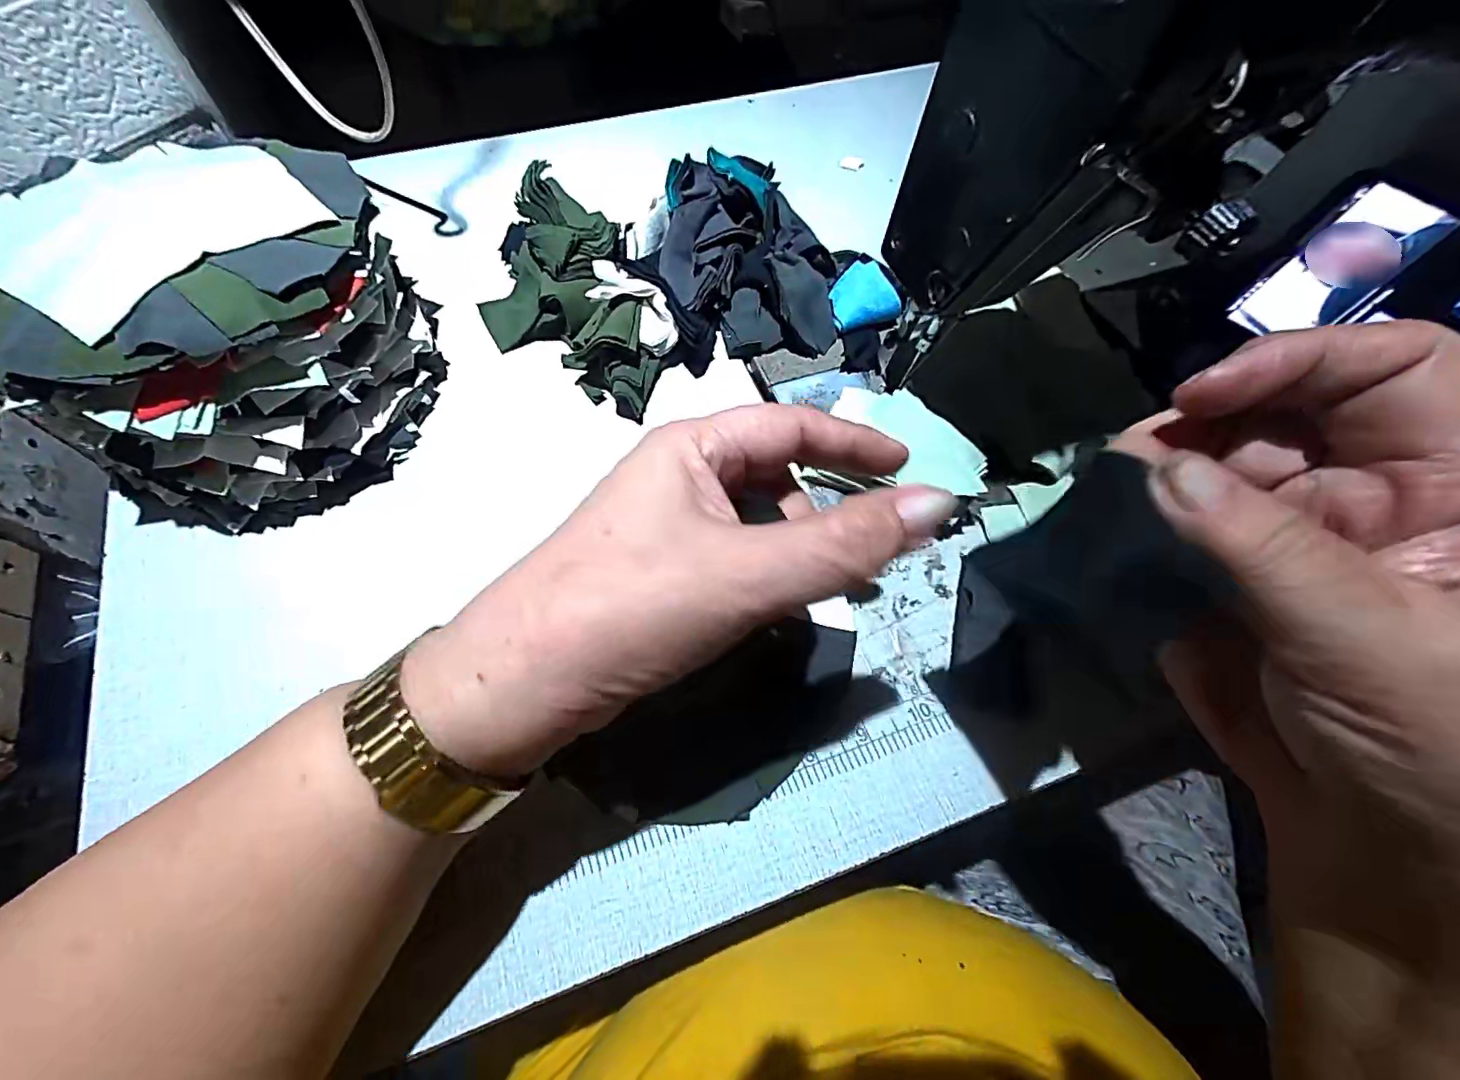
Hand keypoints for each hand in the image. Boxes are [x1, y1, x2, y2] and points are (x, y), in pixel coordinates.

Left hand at [399, 404, 955, 778]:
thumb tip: (939, 504)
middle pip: (779, 474)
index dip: (855, 444)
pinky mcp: (665, 572)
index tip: (907, 467)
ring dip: (805, 546)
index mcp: (692, 447)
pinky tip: (785, 607)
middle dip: (831, 506)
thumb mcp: (748, 573)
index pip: (792, 425)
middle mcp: (680, 476)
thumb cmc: (633, 607)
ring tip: (835, 585)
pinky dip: (774, 574)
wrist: (521, 686)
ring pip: (761, 521)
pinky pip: (740, 557)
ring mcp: (670, 526)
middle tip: (875, 546)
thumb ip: (844, 544)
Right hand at [1112, 321, 1459, 954]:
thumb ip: (1264, 551)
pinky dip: (1149, 536)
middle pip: (1288, 416)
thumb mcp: (1380, 645)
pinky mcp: (1244, 592)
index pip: (1397, 369)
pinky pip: (1190, 540)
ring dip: (1165, 481)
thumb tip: (1158, 468)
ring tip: (1109, 497)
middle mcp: (1381, 497)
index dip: (1299, 360)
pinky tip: (1114, 542)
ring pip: (1225, 477)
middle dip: (1208, 425)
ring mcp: (1304, 546)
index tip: (1200, 396)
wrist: (1427, 878)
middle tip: (1128, 456)